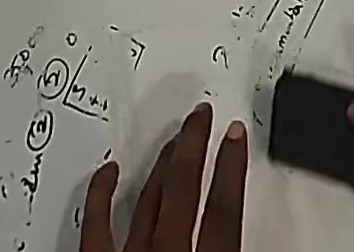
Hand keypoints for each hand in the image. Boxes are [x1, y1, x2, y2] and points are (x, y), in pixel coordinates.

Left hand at [82, 102, 248, 251]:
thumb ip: (231, 250)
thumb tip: (258, 237)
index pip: (223, 211)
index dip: (231, 167)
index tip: (234, 133)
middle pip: (183, 188)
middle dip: (194, 145)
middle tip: (200, 115)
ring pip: (147, 199)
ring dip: (161, 164)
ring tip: (173, 139)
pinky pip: (96, 223)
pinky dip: (100, 193)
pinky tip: (108, 170)